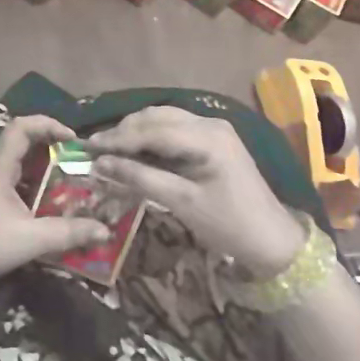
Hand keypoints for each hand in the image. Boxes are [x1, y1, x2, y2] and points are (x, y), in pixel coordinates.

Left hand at [0, 115, 113, 286]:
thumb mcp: (31, 239)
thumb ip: (69, 233)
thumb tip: (105, 230)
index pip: (21, 126)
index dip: (47, 124)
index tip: (72, 137)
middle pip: (23, 139)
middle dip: (51, 142)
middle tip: (78, 156)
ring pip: (21, 159)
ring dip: (45, 162)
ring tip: (73, 174)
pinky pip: (17, 176)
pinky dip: (37, 179)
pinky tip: (54, 196)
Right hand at [87, 106, 307, 275]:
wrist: (273, 242)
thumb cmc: (228, 224)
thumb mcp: (181, 203)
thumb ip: (139, 178)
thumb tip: (99, 164)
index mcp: (207, 138)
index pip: (152, 129)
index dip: (116, 138)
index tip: (86, 147)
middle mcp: (210, 124)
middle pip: (155, 118)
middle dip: (122, 131)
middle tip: (93, 148)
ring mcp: (213, 129)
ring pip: (162, 119)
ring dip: (134, 131)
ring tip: (108, 148)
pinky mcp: (213, 139)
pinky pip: (173, 129)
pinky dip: (150, 136)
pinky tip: (133, 149)